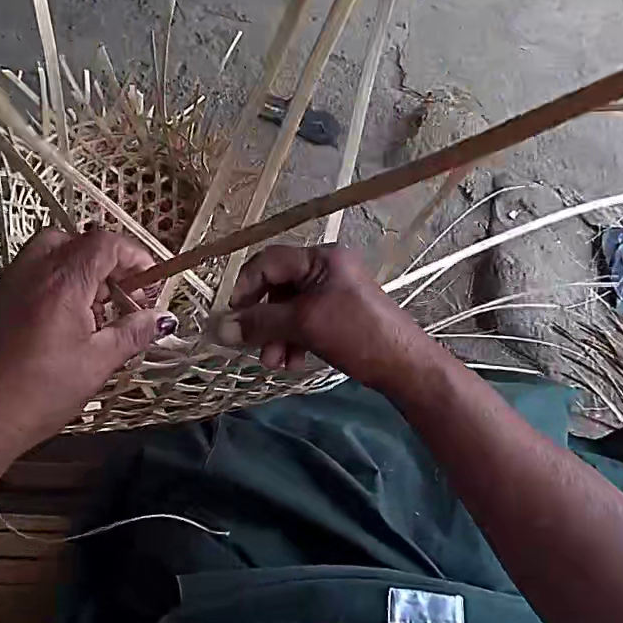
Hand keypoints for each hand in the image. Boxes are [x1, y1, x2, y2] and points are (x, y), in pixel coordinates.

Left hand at [0, 229, 175, 482]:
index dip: (135, 256)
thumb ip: (133, 332)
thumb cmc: (33, 396)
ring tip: (97, 309)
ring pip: (51, 253)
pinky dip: (57, 283)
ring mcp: (9, 286)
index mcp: (61, 284)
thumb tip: (161, 319)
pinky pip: (32, 273)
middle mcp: (31, 275)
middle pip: (76, 240)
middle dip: (107, 260)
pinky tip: (68, 321)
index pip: (105, 243)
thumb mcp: (98, 363)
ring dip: (81, 269)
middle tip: (124, 293)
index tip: (149, 282)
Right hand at [216, 244, 447, 397]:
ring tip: (277, 363)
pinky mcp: (339, 314)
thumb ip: (260, 324)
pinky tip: (293, 363)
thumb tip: (218, 329)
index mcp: (321, 258)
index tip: (233, 319)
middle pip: (277, 288)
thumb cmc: (356, 333)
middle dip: (263, 321)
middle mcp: (326, 269)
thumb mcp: (304, 324)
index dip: (245, 288)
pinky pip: (305, 322)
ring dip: (277, 336)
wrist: (404, 364)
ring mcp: (334, 292)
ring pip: (289, 309)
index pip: (268, 262)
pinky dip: (294, 340)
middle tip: (255, 349)